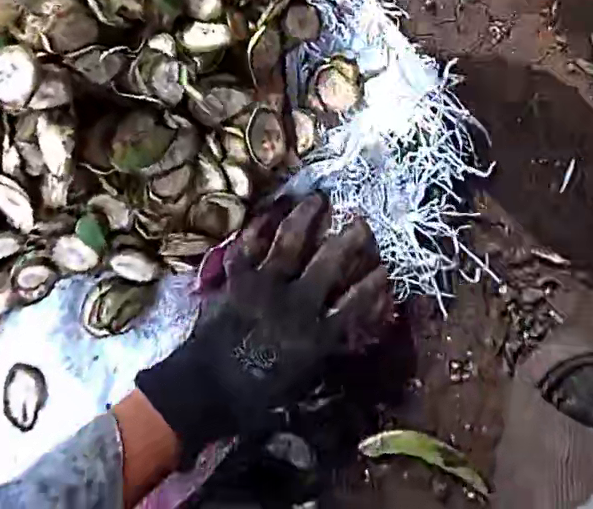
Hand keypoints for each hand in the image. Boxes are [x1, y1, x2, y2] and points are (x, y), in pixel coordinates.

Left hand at [133, 194, 392, 461]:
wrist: (208, 387)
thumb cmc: (257, 392)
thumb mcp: (302, 376)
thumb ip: (322, 345)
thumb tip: (343, 322)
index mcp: (315, 336)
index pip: (354, 305)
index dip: (372, 286)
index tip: (384, 267)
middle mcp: (294, 303)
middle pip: (327, 264)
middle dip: (347, 240)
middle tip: (360, 221)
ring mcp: (264, 285)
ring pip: (289, 243)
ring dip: (305, 218)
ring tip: (316, 199)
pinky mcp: (237, 277)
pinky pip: (249, 245)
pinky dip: (257, 227)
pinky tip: (268, 211)